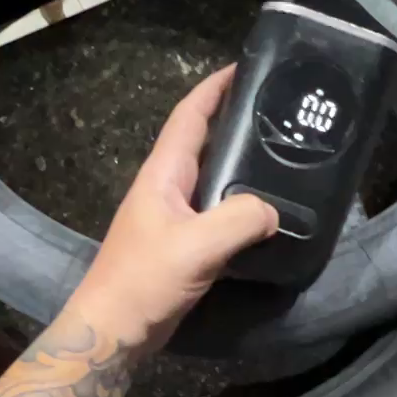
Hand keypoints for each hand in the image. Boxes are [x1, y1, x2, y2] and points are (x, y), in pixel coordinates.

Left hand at [65, 66, 279, 349]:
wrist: (114, 330)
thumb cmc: (144, 280)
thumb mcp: (196, 245)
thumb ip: (240, 220)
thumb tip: (272, 211)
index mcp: (163, 174)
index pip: (190, 116)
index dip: (215, 87)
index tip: (247, 66)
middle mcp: (167, 189)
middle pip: (204, 144)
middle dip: (236, 123)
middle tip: (281, 115)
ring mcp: (173, 220)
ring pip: (213, 183)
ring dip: (242, 169)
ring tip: (283, 160)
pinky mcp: (181, 248)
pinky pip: (216, 217)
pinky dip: (240, 210)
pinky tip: (265, 217)